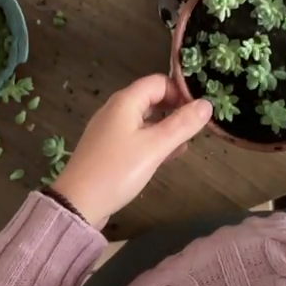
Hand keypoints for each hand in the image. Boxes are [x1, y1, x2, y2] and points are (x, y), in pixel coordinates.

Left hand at [50, 74, 212, 228]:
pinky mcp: (108, 148)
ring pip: (145, 119)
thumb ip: (182, 124)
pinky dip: (153, 140)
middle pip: (151, 98)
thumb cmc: (117, 170)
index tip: (199, 110)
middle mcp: (116, 110)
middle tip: (196, 126)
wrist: (77, 204)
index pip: (159, 82)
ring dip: (166, 126)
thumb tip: (207, 104)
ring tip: (187, 142)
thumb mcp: (154, 147)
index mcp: (125, 102)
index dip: (181, 91)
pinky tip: (168, 155)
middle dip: (175, 109)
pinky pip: (136, 135)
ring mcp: (110, 129)